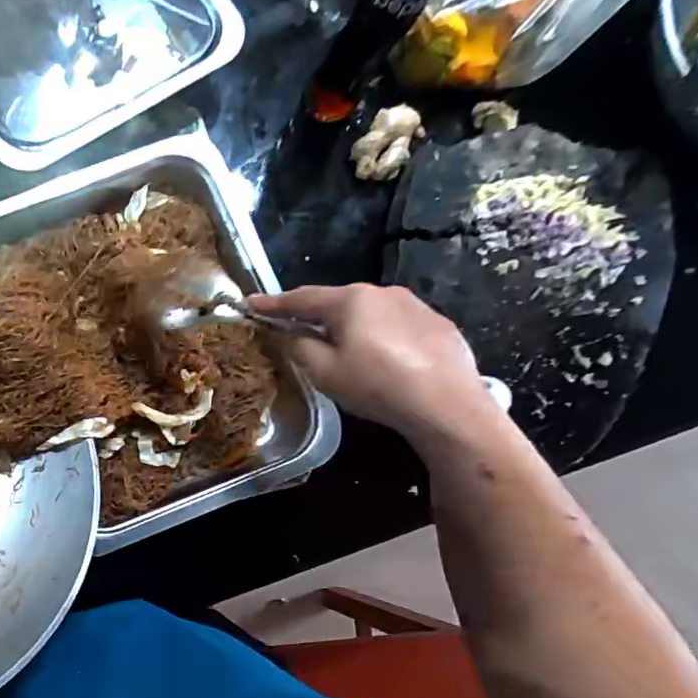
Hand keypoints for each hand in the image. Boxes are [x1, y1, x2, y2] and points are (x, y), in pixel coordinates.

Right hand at [247, 283, 503, 445]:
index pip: (301, 298)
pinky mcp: (437, 324)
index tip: (250, 304)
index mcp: (351, 300)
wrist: (447, 405)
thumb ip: (299, 347)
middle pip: (338, 303)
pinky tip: (382, 361)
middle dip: (315, 317)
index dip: (272, 303)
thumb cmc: (377, 386)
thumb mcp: (325, 372)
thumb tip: (288, 332)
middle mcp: (383, 292)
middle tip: (296, 333)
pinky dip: (379, 337)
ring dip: (350, 328)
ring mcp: (415, 305)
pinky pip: (395, 326)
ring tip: (343, 352)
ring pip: (369, 313)